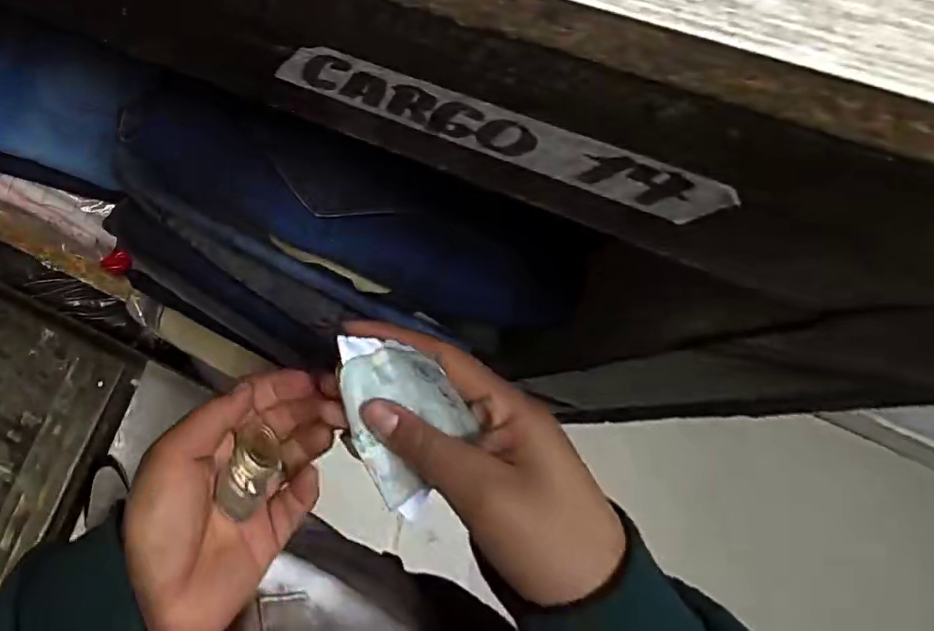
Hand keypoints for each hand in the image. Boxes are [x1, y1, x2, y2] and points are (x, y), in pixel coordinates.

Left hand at [122, 369, 344, 630]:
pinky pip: (297, 503)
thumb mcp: (174, 455)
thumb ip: (214, 418)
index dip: (282, 387)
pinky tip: (311, 475)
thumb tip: (248, 389)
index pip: (254, 402)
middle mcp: (237, 462)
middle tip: (333, 398)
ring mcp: (255, 496)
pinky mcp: (269, 532)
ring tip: (331, 426)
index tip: (310, 379)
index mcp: (213, 440)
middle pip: (279, 424)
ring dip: (313, 437)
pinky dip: (308, 487)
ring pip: (293, 456)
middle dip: (307, 406)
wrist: (157, 600)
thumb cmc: (157, 522)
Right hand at [339, 320, 624, 606]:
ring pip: (432, 415)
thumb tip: (373, 406)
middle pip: (434, 383)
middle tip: (339, 374)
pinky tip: (377, 445)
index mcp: (506, 405)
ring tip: (347, 406)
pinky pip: (438, 445)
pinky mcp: (483, 472)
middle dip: (387, 375)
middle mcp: (496, 415)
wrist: (593, 602)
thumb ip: (426, 445)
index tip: (355, 331)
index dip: (398, 340)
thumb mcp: (483, 489)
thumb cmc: (546, 536)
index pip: (444, 357)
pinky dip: (407, 443)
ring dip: (393, 410)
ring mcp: (490, 445)